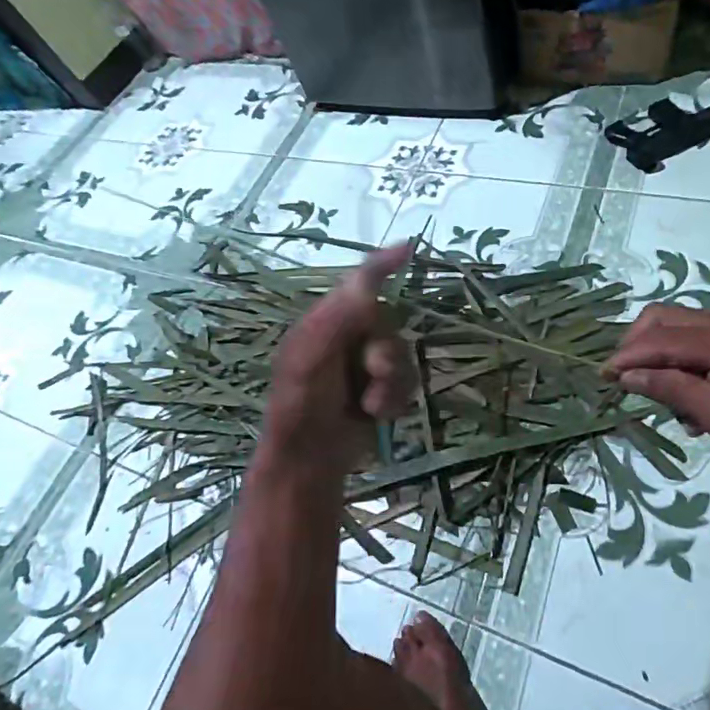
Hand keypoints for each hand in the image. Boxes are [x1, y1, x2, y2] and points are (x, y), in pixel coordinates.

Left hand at [255, 243, 416, 484]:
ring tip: (370, 404)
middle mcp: (348, 338)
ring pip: (402, 355)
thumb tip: (367, 283)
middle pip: (388, 324)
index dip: (382, 266)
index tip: (409, 249)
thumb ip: (338, 318)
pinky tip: (376, 414)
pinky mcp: (381, 390)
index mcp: (325, 322)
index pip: (358, 285)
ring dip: (391, 382)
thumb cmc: (299, 406)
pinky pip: (407, 381)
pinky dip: (395, 399)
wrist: (309, 460)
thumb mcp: (310, 357)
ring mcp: (365, 366)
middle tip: (372, 371)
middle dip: (385, 351)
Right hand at [602, 305, 709, 488]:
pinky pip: (696, 342)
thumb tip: (627, 375)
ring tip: (665, 401)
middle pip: (663, 319)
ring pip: (678, 329)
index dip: (625, 356)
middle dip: (636, 347)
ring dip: (658, 357)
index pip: (659, 338)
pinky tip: (689, 401)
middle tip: (626, 384)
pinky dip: (680, 363)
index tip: (601, 380)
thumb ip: (674, 391)